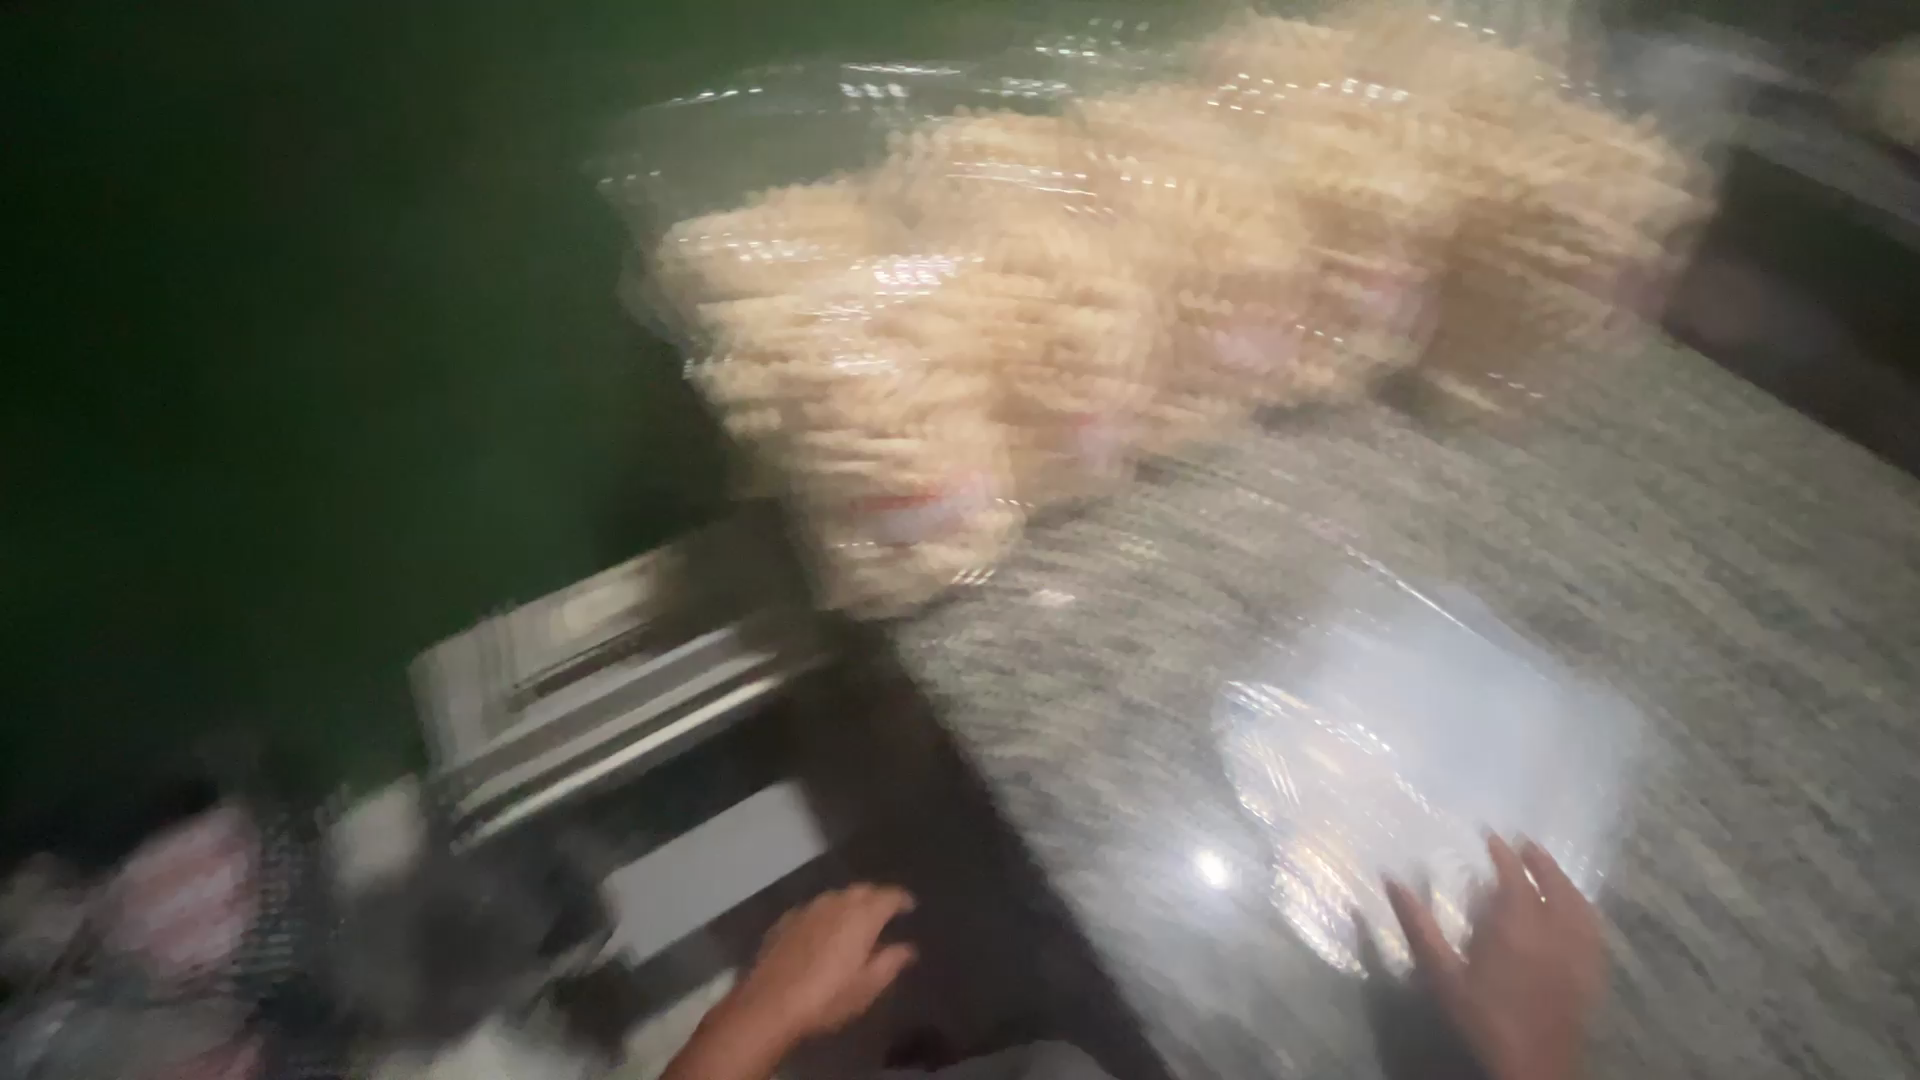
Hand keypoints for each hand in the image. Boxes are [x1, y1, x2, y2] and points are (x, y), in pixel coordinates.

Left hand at [726, 884, 917, 1043]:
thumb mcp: (867, 987)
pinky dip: (825, 915)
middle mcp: (838, 902)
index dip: (902, 899)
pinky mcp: (787, 918)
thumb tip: (909, 947)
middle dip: (876, 898)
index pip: (889, 896)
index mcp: (863, 915)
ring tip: (854, 921)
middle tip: (884, 913)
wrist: (769, 1004)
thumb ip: (891, 962)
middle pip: (863, 890)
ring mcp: (809, 907)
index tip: (910, 906)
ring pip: (837, 896)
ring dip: (849, 904)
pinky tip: (822, 931)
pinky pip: (814, 909)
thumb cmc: (827, 997)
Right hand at [1385, 836, 1605, 1079]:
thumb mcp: (1439, 971)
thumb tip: (1390, 878)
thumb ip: (1417, 924)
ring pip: (1580, 910)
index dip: (1504, 855)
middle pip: (1555, 889)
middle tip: (1526, 843)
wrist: (1529, 1069)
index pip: (1514, 880)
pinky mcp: (1590, 979)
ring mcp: (1577, 959)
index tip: (1491, 836)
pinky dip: (1587, 914)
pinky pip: (1595, 937)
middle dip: (1541, 863)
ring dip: (1566, 883)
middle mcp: (1552, 938)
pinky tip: (1579, 912)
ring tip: (1551, 867)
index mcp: (1515, 931)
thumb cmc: (1479, 1017)